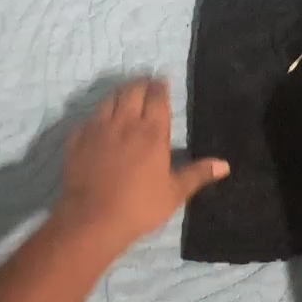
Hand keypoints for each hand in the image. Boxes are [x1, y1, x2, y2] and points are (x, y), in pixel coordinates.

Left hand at [53, 77, 228, 249]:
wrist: (91, 220)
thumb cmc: (139, 207)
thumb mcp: (174, 193)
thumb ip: (198, 174)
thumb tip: (225, 165)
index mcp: (152, 132)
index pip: (157, 96)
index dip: (160, 86)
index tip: (162, 82)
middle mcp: (125, 122)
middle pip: (132, 90)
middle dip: (141, 84)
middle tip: (146, 85)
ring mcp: (98, 128)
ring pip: (110, 98)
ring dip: (120, 93)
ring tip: (125, 96)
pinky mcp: (77, 138)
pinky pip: (89, 118)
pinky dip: (98, 115)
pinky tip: (100, 122)